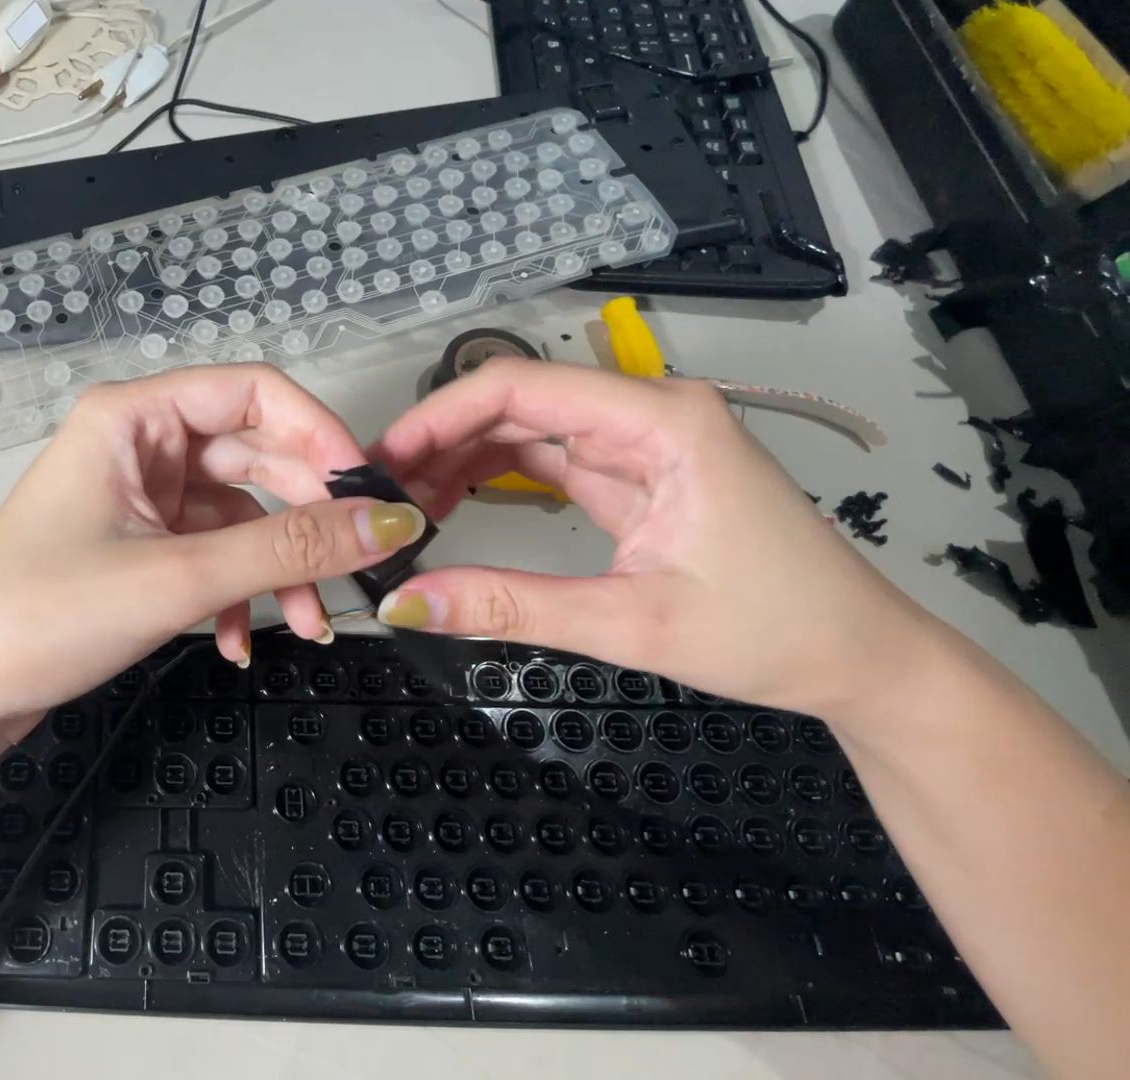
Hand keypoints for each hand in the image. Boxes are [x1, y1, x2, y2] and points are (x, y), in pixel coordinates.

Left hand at [0, 364, 427, 742]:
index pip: (253, 393)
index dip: (320, 434)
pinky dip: (235, 595)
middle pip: (253, 458)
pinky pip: (211, 556)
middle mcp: (137, 448)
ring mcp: (137, 501)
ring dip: (275, 571)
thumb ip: (288, 549)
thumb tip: (386, 523)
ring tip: (304, 626)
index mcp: (132, 418)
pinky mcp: (136, 549)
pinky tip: (238, 642)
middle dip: (304, 519)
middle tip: (352, 570)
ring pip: (238, 517)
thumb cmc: (41, 615)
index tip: (368, 493)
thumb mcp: (176, 578)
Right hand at [370, 358, 943, 719]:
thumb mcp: (627, 622)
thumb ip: (506, 607)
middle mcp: (646, 416)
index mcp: (660, 423)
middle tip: (378, 493)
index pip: (519, 388)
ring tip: (403, 504)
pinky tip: (449, 505)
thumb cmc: (774, 629)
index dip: (436, 417)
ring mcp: (637, 444)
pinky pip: (540, 460)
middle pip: (512, 402)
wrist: (858, 658)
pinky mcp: (629, 475)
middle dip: (437, 441)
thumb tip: (406, 601)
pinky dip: (487, 479)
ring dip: (456, 460)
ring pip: (520, 429)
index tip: (379, 460)